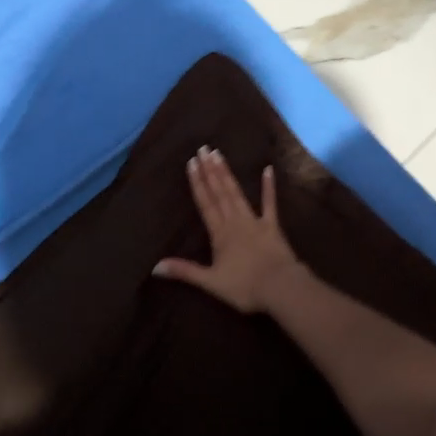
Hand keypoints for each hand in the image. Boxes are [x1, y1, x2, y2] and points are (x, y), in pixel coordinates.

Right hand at [153, 145, 306, 313]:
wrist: (280, 287)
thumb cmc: (244, 286)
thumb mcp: (211, 282)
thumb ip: (184, 271)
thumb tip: (155, 267)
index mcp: (219, 233)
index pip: (205, 203)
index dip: (197, 183)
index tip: (191, 162)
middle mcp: (234, 221)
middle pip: (219, 192)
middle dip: (210, 171)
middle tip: (203, 149)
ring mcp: (254, 220)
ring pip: (236, 193)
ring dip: (227, 173)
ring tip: (219, 154)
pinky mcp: (272, 225)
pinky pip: (270, 203)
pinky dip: (269, 186)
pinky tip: (268, 169)